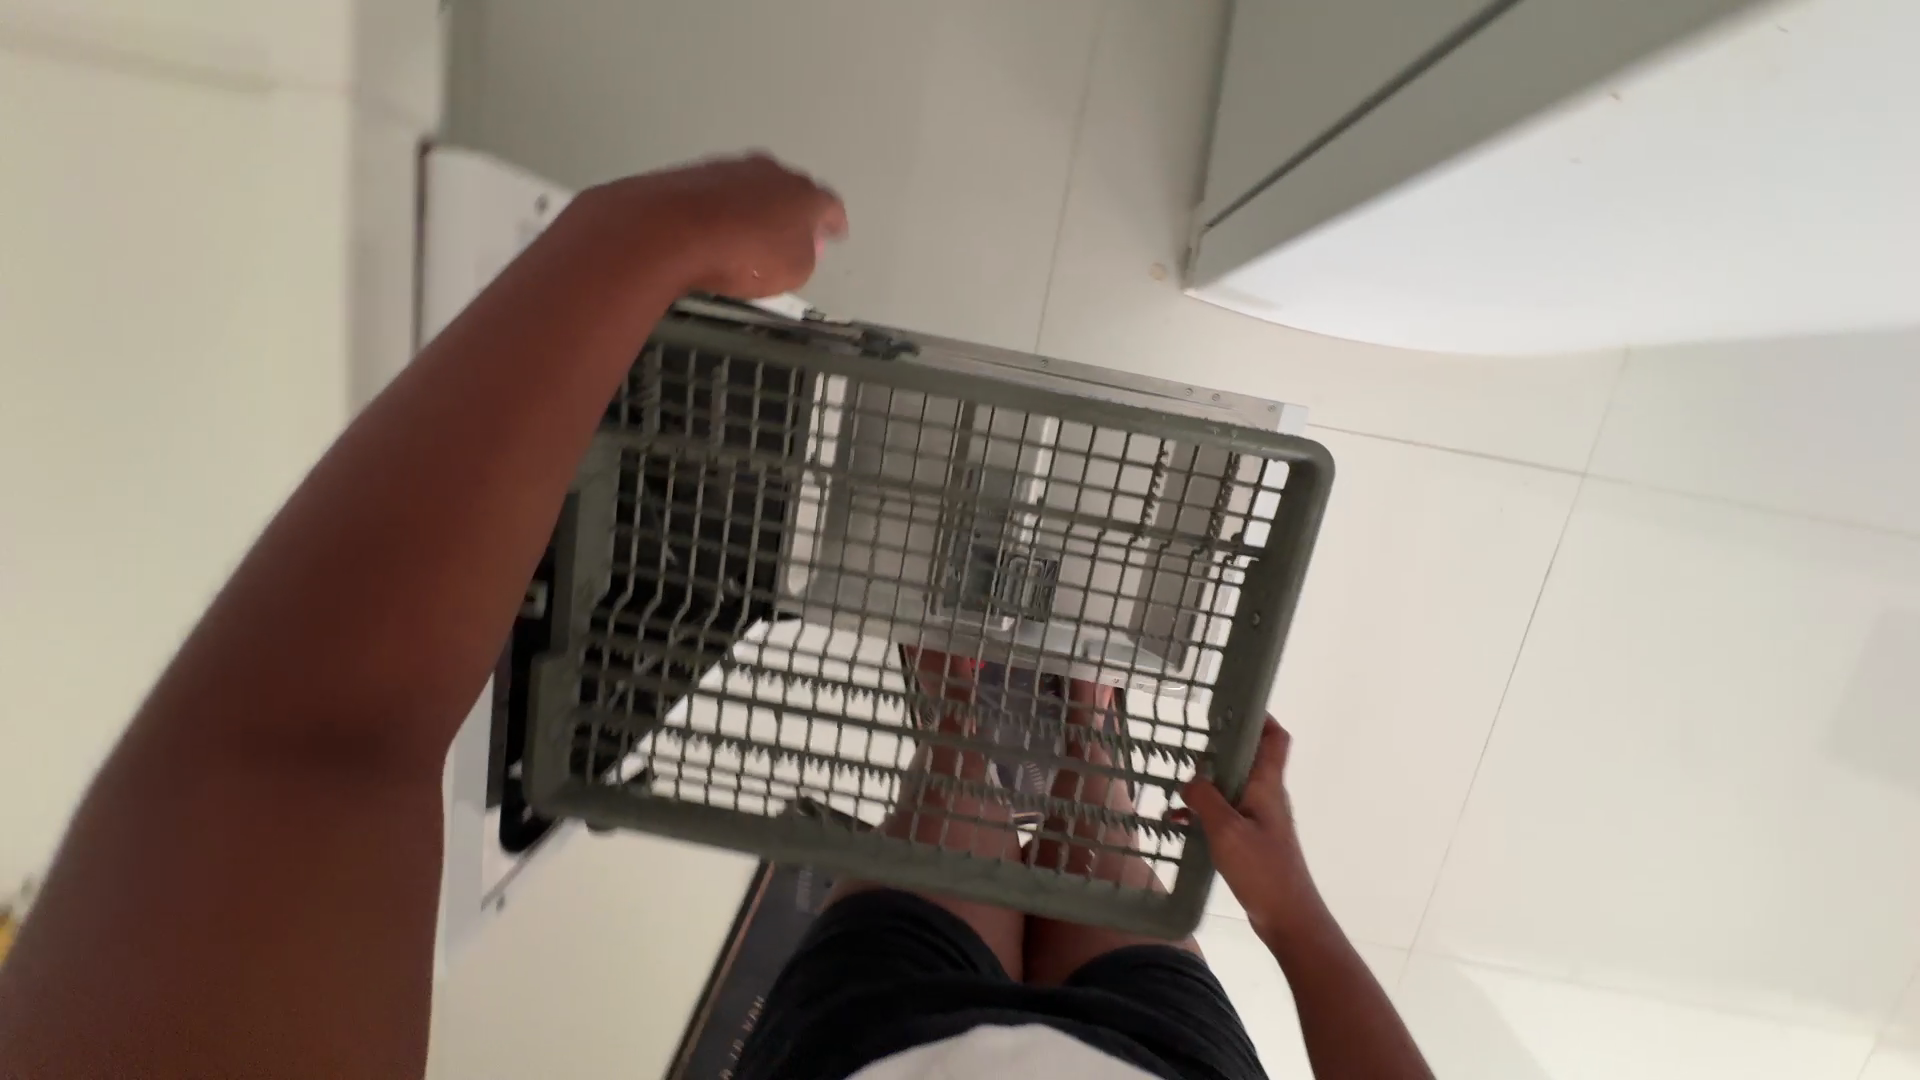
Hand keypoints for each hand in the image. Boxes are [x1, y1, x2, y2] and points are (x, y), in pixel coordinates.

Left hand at [574, 152, 847, 298]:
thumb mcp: (795, 272)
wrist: (672, 232)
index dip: (834, 223)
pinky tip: (720, 234)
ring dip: (758, 210)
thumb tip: (800, 247)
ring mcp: (729, 168)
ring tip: (753, 240)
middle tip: (795, 237)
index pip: (830, 205)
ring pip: (754, 189)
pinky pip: (721, 195)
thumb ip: (805, 255)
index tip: (836, 232)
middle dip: (794, 213)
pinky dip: (726, 212)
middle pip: (791, 191)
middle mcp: (770, 172)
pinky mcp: (694, 175)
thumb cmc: (745, 256)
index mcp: (804, 194)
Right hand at [1176, 716, 1327, 943]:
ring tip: (1175, 780)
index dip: (1260, 716)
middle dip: (1219, 747)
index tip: (1233, 706)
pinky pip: (1223, 813)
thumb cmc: (1263, 869)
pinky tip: (1176, 820)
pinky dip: (1202, 812)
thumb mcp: (1226, 830)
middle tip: (1190, 739)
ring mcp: (1259, 818)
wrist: (1288, 918)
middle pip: (1246, 758)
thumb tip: (1191, 780)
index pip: (1275, 738)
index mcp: (1267, 786)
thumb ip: (1204, 799)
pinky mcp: (1251, 839)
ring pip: (1231, 786)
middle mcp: (1266, 796)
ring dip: (1206, 783)